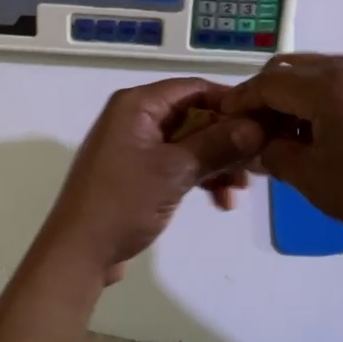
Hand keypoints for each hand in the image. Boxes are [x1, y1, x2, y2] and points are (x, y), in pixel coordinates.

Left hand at [37, 78, 265, 283]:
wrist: (79, 253)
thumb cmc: (122, 202)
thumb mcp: (174, 171)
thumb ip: (217, 145)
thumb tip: (257, 126)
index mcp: (137, 104)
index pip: (193, 88)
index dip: (229, 103)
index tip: (263, 122)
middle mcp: (136, 116)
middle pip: (194, 115)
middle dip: (226, 139)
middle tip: (256, 164)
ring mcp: (136, 145)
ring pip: (190, 142)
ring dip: (217, 162)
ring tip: (239, 191)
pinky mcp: (139, 172)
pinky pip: (178, 163)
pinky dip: (200, 176)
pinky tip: (221, 201)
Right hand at [222, 54, 342, 249]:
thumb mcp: (315, 180)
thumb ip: (274, 155)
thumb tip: (254, 145)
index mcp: (328, 85)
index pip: (267, 83)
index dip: (239, 103)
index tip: (220, 124)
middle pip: (287, 70)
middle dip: (262, 97)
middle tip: (250, 133)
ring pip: (310, 73)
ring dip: (288, 98)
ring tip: (282, 138)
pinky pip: (335, 81)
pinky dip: (314, 100)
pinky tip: (315, 134)